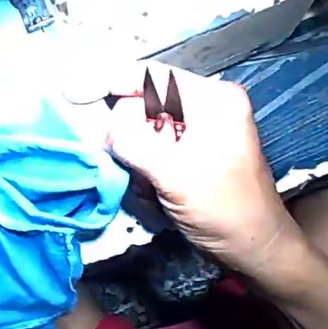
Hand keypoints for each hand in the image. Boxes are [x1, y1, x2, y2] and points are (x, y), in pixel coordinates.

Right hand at [105, 64, 311, 281]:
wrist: (256, 252)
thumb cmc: (228, 213)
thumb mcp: (179, 176)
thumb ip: (138, 143)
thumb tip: (106, 125)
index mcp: (211, 99)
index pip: (149, 77)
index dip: (108, 81)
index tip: (71, 92)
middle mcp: (202, 106)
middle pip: (139, 104)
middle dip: (124, 137)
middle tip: (128, 169)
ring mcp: (193, 130)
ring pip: (138, 130)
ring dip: (133, 160)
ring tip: (149, 189)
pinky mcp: (184, 153)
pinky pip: (146, 150)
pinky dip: (141, 171)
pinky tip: (153, 193)